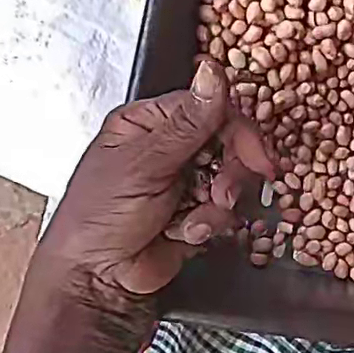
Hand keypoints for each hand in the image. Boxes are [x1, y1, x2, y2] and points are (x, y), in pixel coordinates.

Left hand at [29, 58, 274, 331]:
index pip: (211, 109)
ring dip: (217, 205)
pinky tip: (184, 234)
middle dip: (230, 174)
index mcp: (150, 123)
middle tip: (222, 195)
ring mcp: (185, 180)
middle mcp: (170, 147)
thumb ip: (187, 122)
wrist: (96, 281)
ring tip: (192, 222)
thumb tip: (212, 71)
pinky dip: (209, 224)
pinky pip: (225, 210)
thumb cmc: (99, 217)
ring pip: (232, 179)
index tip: (257, 157)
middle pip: (229, 144)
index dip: (239, 132)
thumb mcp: (144, 163)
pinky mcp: (197, 211)